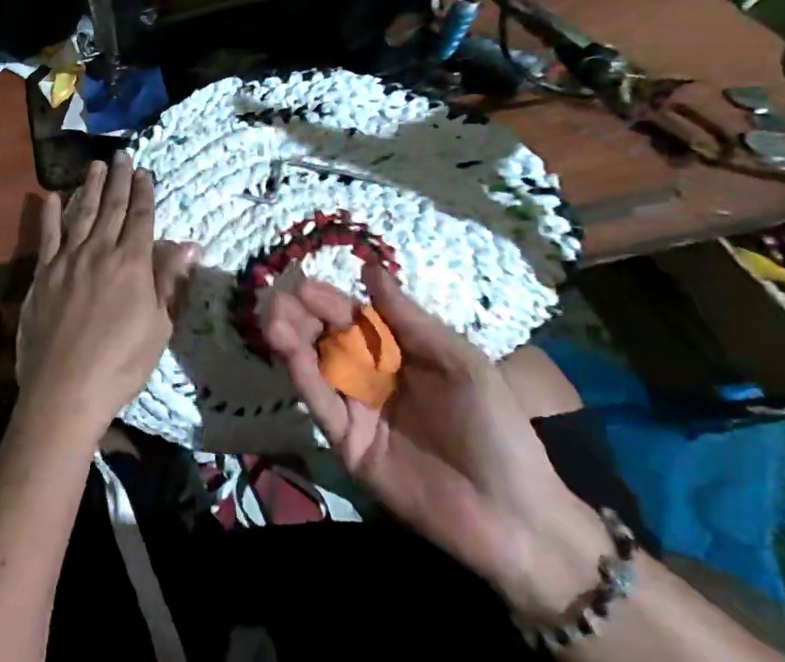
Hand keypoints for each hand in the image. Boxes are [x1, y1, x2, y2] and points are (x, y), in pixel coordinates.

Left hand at [17, 154, 198, 439]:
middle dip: (118, 180)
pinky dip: (50, 215)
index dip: (144, 193)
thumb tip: (189, 244)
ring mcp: (68, 260)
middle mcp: (100, 252)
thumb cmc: (122, 364)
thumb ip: (169, 281)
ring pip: (81, 214)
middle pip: (111, 208)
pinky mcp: (43, 274)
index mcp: (132, 264)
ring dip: (89, 188)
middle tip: (121, 155)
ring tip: (95, 166)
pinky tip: (52, 197)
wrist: (65, 388)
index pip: (141, 218)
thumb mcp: (158, 326)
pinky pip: (47, 236)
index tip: (145, 172)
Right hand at [261, 264, 611, 619]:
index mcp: (401, 354)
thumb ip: (409, 319)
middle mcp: (374, 377)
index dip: (330, 301)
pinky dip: (303, 378)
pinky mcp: (348, 443)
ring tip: (272, 318)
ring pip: (317, 368)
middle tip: (277, 299)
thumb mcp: (460, 363)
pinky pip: (322, 405)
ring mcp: (358, 410)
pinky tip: (289, 353)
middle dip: (301, 317)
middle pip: (329, 339)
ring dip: (292, 342)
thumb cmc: (496, 429)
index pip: (357, 318)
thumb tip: (369, 269)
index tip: (303, 284)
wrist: (512, 516)